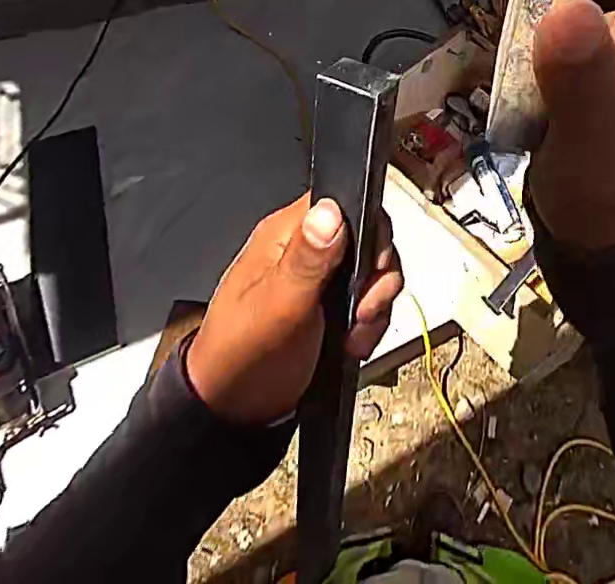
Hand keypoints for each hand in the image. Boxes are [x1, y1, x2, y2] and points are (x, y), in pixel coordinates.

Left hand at [184, 194, 403, 425]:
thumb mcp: (278, 306)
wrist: (236, 412)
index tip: (370, 266)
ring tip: (356, 330)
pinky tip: (354, 338)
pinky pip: (372, 295)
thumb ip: (307, 258)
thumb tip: (330, 210)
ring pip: (375, 268)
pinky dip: (372, 319)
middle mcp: (308, 247)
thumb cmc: (241, 358)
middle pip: (370, 235)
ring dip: (377, 302)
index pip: (345, 201)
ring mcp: (322, 274)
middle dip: (378, 275)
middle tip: (362, 307)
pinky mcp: (334, 299)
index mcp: (287, 233)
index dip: (369, 228)